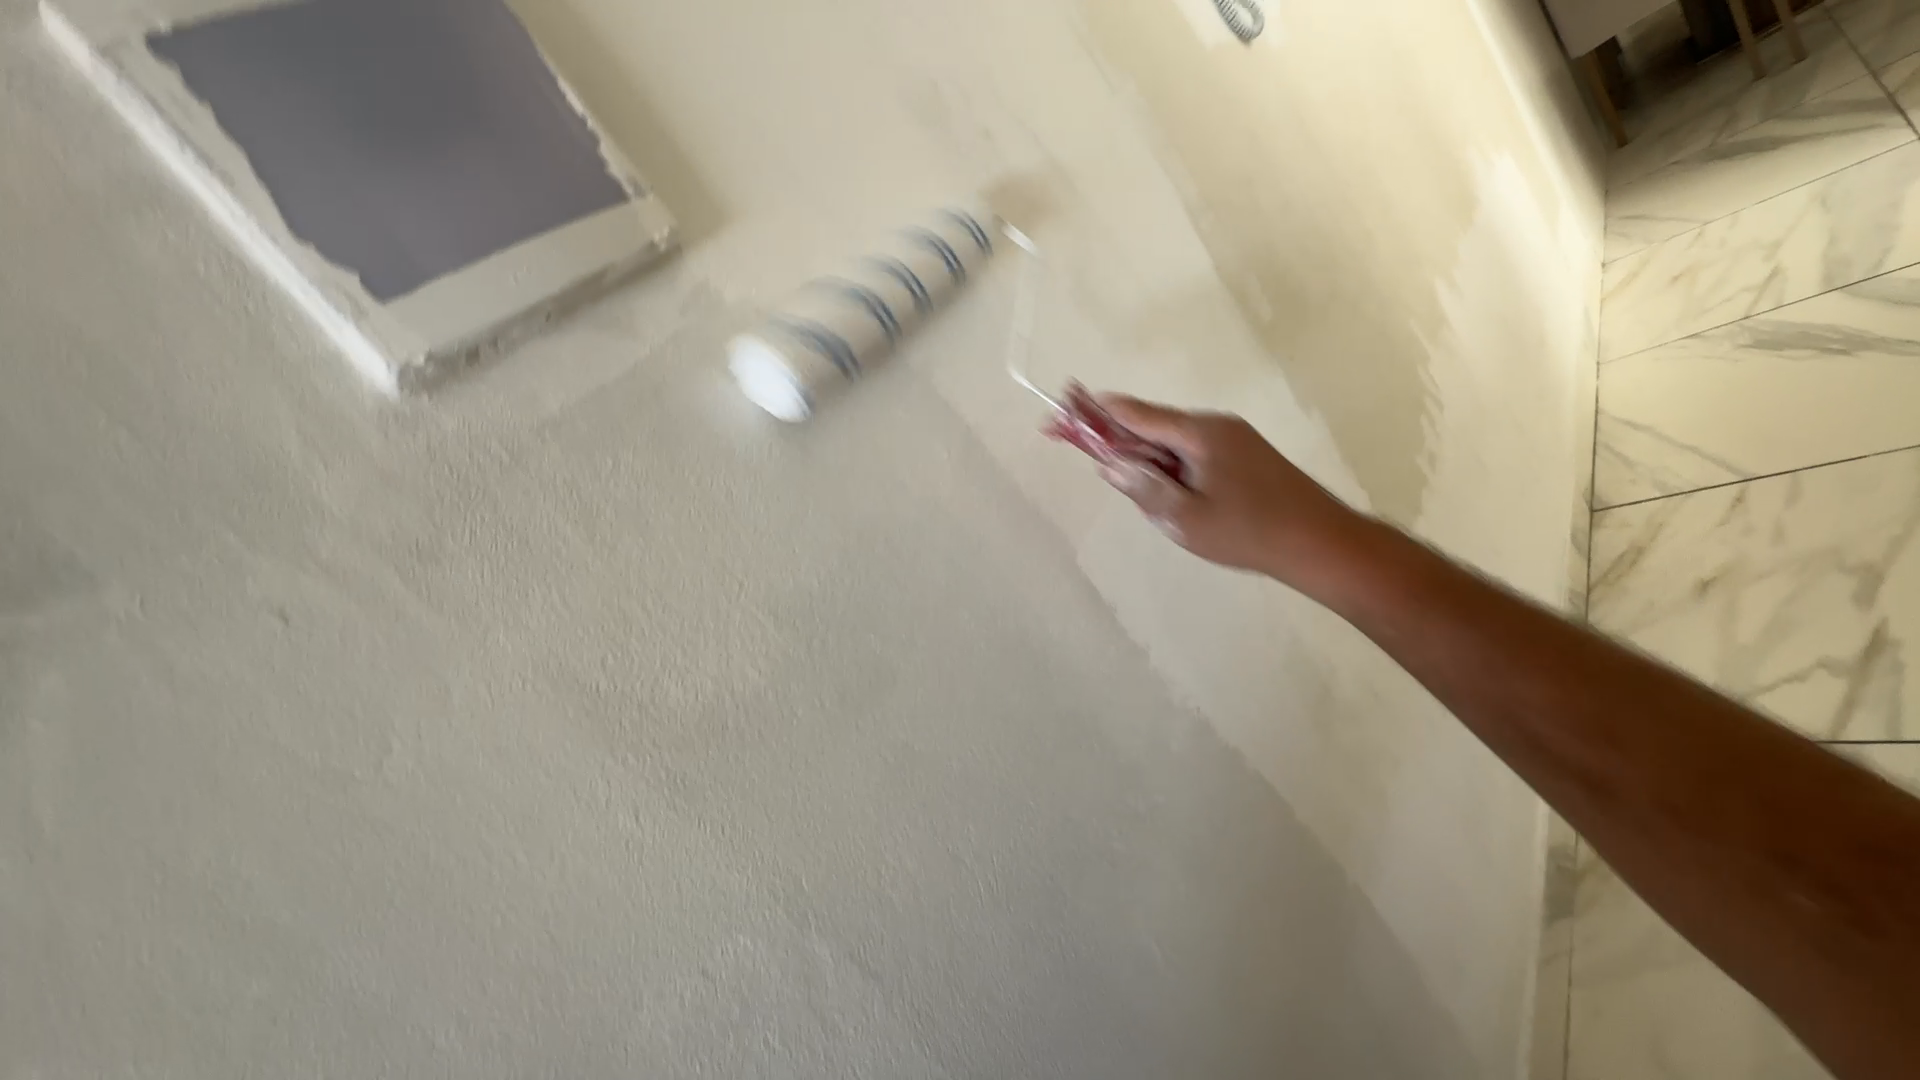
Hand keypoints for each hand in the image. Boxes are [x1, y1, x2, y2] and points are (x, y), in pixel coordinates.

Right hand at [1093, 394, 1366, 586]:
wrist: (1321, 542)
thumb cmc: (1249, 532)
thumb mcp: (1184, 518)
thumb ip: (1143, 487)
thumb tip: (1110, 465)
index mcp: (1198, 433)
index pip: (1134, 414)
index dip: (1093, 415)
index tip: (1059, 414)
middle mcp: (1214, 425)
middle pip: (1152, 426)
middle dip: (1118, 442)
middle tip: (1095, 465)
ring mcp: (1233, 438)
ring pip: (1172, 444)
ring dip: (1148, 463)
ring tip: (1148, 502)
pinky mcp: (1244, 456)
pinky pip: (1192, 454)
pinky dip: (1171, 469)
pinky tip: (1174, 499)